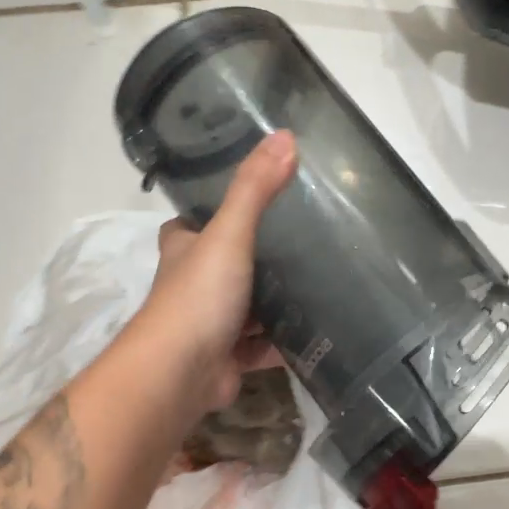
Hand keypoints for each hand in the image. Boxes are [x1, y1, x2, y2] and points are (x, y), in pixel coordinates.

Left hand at [134, 131, 297, 410]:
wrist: (181, 373)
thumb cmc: (198, 297)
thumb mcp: (229, 233)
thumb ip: (255, 190)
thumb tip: (287, 136)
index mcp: (185, 246)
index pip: (203, 218)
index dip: (227, 206)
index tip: (269, 196)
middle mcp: (195, 282)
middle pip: (234, 261)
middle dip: (265, 255)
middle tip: (313, 240)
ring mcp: (214, 322)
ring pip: (253, 304)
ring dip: (280, 300)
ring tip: (327, 281)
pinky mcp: (232, 356)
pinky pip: (266, 343)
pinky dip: (289, 339)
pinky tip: (321, 330)